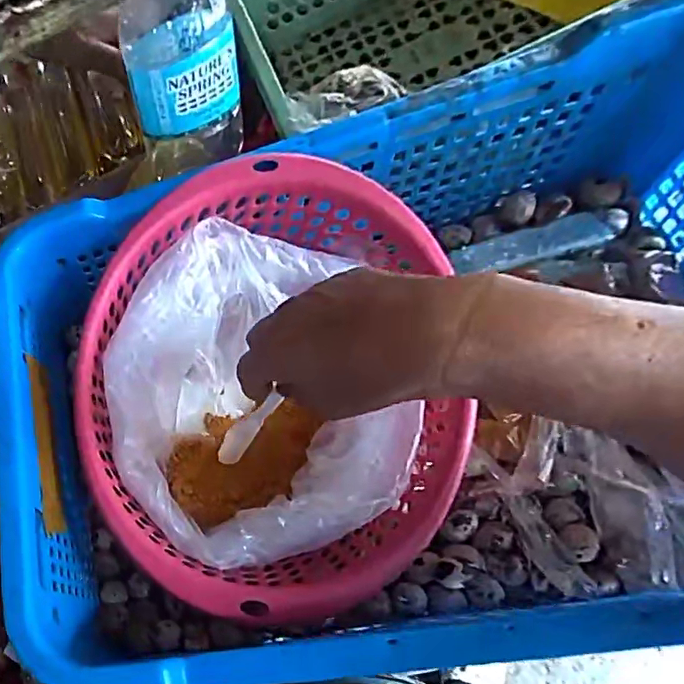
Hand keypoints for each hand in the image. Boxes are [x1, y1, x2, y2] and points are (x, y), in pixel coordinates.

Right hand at [237, 268, 497, 418]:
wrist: (437, 330)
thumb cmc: (378, 378)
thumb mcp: (330, 405)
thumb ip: (299, 393)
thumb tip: (291, 382)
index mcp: (274, 352)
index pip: (246, 369)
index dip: (252, 386)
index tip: (264, 397)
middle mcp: (285, 316)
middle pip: (261, 336)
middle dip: (268, 356)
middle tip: (288, 372)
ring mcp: (314, 292)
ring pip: (289, 315)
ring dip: (294, 334)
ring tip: (319, 349)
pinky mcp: (345, 278)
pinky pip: (319, 301)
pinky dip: (322, 316)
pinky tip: (349, 328)